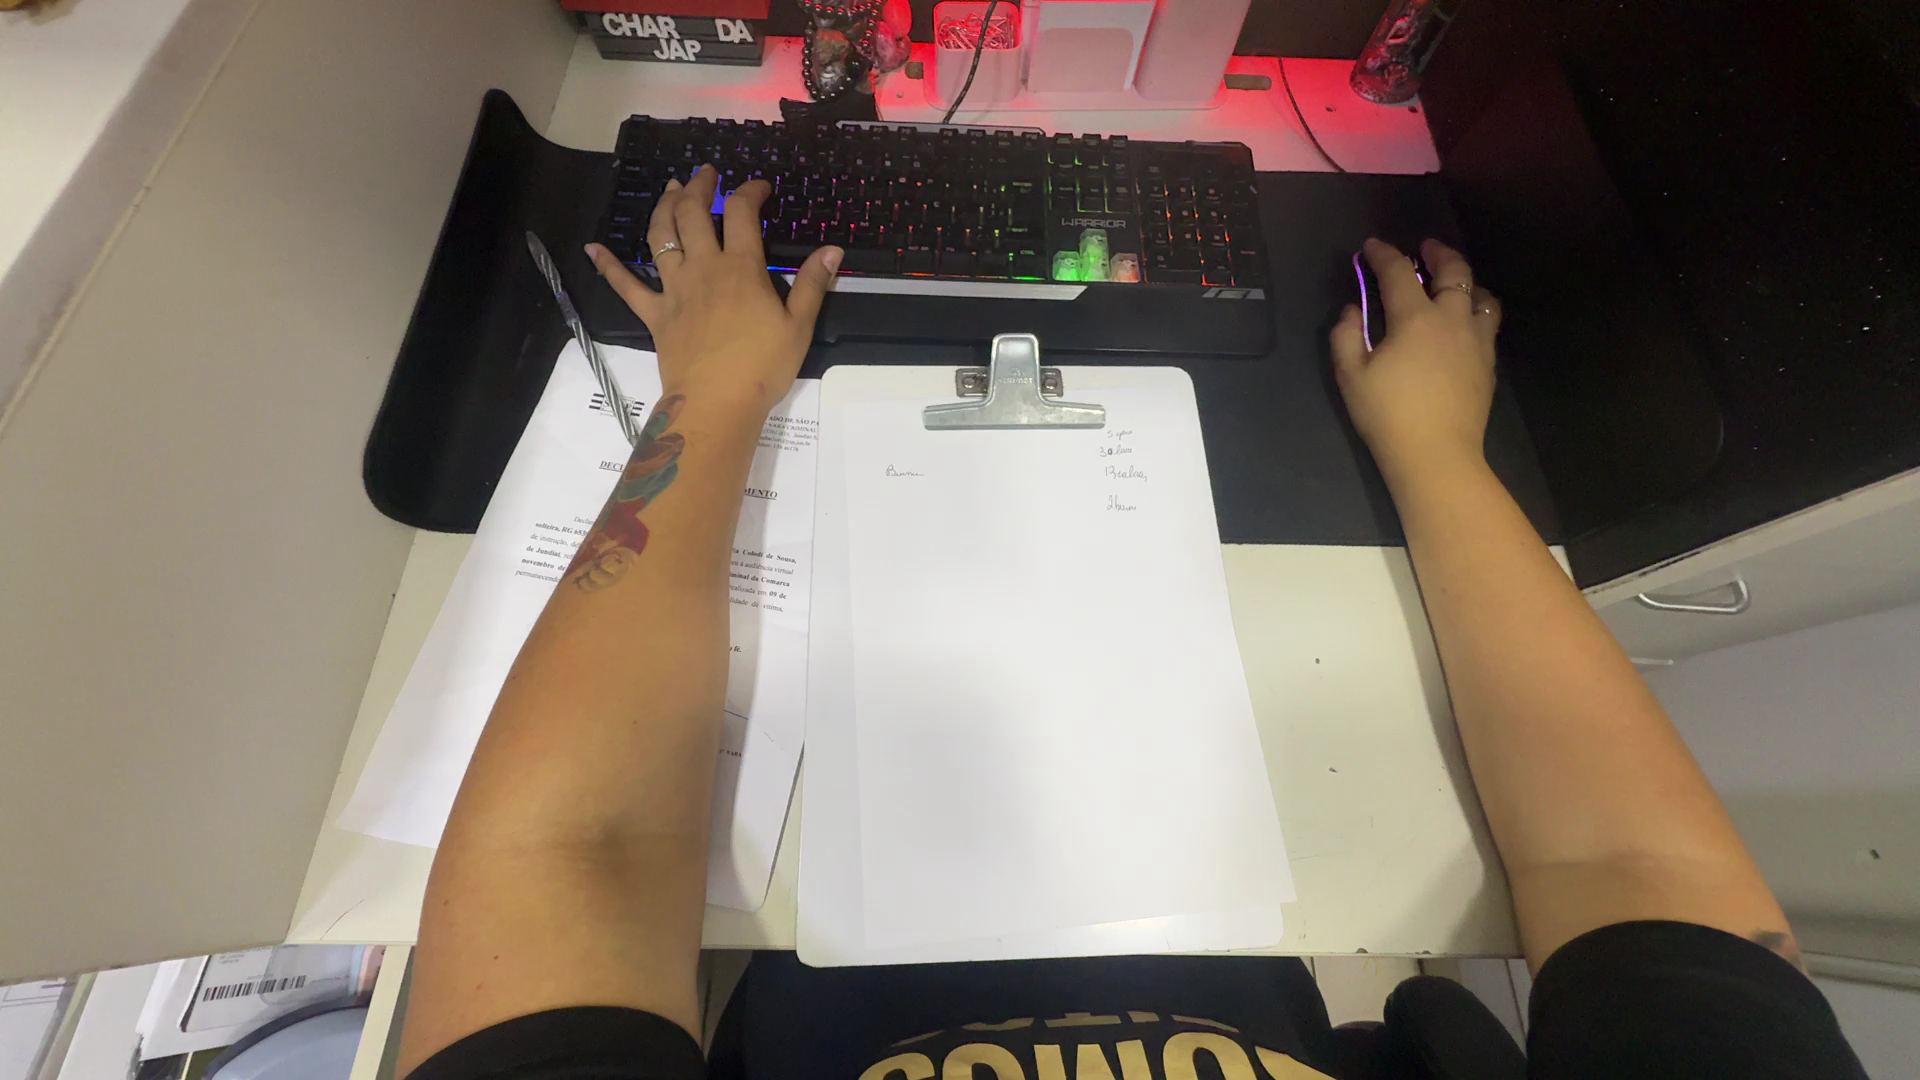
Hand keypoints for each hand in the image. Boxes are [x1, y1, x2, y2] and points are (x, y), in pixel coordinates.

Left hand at [585, 164, 841, 418]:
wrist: (718, 402)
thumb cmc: (763, 367)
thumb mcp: (799, 326)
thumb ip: (813, 284)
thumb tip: (833, 250)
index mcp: (742, 269)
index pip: (743, 213)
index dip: (750, 191)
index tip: (760, 187)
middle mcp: (704, 268)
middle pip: (694, 213)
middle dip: (699, 186)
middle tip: (706, 174)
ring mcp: (675, 289)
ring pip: (661, 236)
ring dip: (664, 206)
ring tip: (670, 190)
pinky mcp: (655, 314)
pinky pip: (626, 286)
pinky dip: (609, 265)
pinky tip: (593, 248)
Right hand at [1330, 238, 1501, 483]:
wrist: (1434, 450)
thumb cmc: (1385, 413)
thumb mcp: (1350, 376)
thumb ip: (1346, 336)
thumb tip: (1351, 310)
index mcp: (1414, 319)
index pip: (1398, 274)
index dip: (1383, 255)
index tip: (1371, 246)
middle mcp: (1451, 318)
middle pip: (1452, 272)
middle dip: (1437, 254)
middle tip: (1424, 248)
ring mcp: (1475, 338)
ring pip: (1479, 293)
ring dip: (1464, 280)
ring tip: (1452, 281)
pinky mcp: (1487, 359)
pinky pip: (1487, 319)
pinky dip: (1475, 307)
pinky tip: (1464, 318)